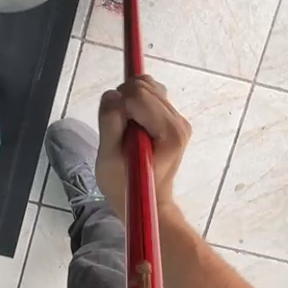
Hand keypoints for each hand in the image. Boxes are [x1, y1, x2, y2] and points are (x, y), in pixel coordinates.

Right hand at [95, 76, 191, 223]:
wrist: (147, 202)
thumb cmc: (126, 186)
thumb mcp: (108, 159)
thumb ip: (110, 123)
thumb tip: (112, 95)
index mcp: (168, 132)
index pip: (138, 94)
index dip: (118, 106)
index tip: (115, 129)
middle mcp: (179, 122)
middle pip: (145, 86)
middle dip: (124, 101)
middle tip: (119, 130)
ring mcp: (178, 120)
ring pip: (148, 86)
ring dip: (130, 101)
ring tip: (125, 129)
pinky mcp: (173, 119)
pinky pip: (151, 95)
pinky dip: (136, 103)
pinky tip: (132, 125)